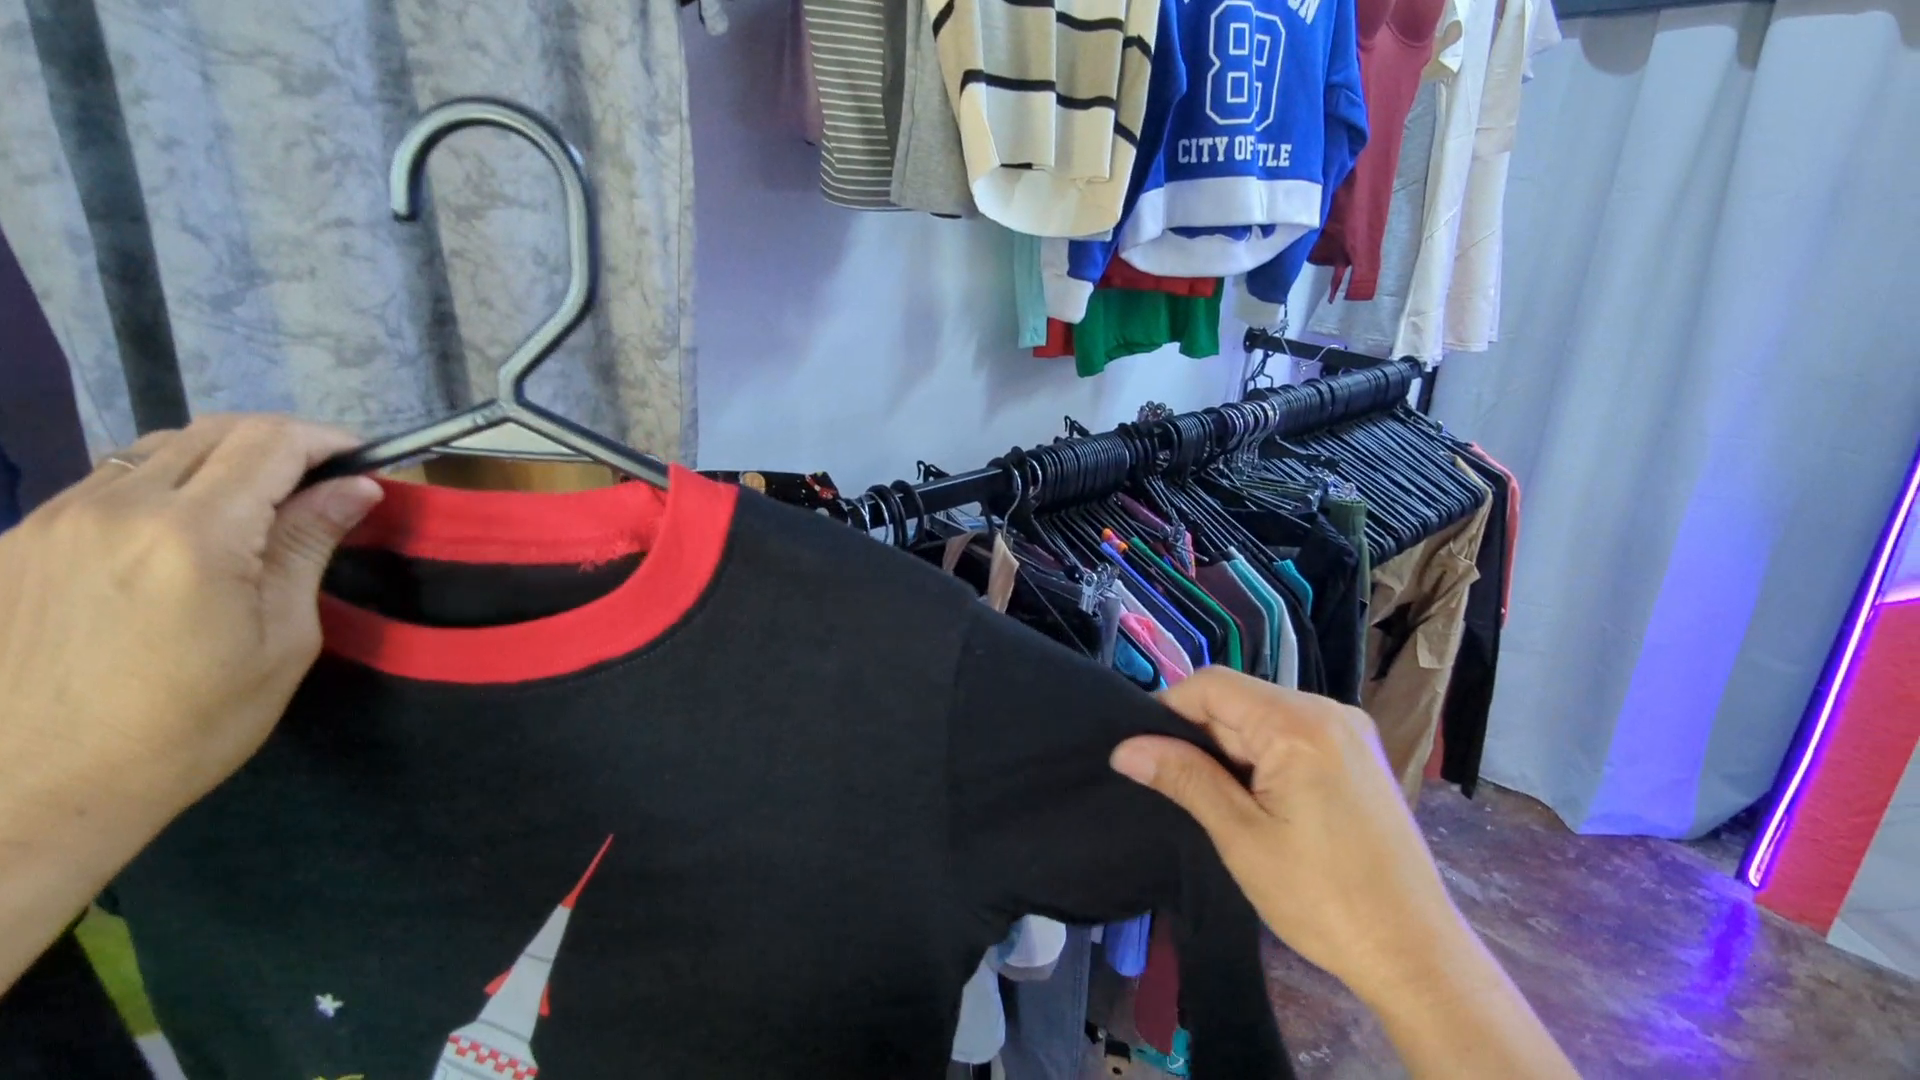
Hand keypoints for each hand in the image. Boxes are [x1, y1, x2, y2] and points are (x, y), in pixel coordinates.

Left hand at [0, 414, 380, 815]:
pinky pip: (108, 484)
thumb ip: (309, 547)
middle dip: (278, 442)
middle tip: (321, 480)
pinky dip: (165, 486)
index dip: (325, 440)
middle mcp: (115, 507)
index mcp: (193, 533)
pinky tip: (184, 534)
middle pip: (212, 431)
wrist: (39, 791)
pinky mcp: (18, 542)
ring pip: (155, 450)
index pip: (269, 442)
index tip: (362, 462)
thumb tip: (355, 489)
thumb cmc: (191, 724)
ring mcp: (53, 519)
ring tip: (257, 506)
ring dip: (220, 461)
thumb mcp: (282, 638)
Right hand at [1111, 668, 1462, 1001]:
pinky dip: (1262, 758)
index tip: (1145, 754)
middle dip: (1201, 736)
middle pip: (1239, 700)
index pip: (1212, 684)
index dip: (1169, 709)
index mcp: (1300, 723)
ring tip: (1217, 803)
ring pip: (1263, 718)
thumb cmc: (1322, 898)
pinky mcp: (1358, 756)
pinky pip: (1292, 735)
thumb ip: (1184, 778)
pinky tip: (1256, 802)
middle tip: (1181, 791)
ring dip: (1229, 750)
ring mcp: (1350, 732)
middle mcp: (1329, 711)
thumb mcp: (1241, 837)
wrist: (1415, 953)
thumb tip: (1124, 749)